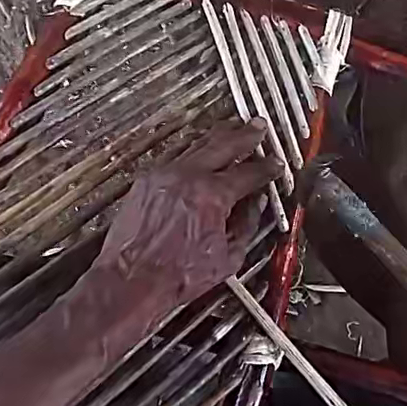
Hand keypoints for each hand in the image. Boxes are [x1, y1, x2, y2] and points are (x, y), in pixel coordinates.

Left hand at [90, 119, 279, 323]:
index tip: (275, 164)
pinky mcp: (146, 180)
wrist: (132, 278)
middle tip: (257, 127)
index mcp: (211, 195)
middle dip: (245, 135)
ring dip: (217, 138)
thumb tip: (254, 208)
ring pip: (196, 146)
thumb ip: (246, 225)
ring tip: (231, 131)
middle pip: (223, 145)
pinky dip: (191, 153)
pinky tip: (198, 152)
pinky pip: (175, 158)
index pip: (248, 173)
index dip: (266, 168)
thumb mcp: (227, 257)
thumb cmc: (174, 275)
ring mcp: (163, 175)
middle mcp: (187, 178)